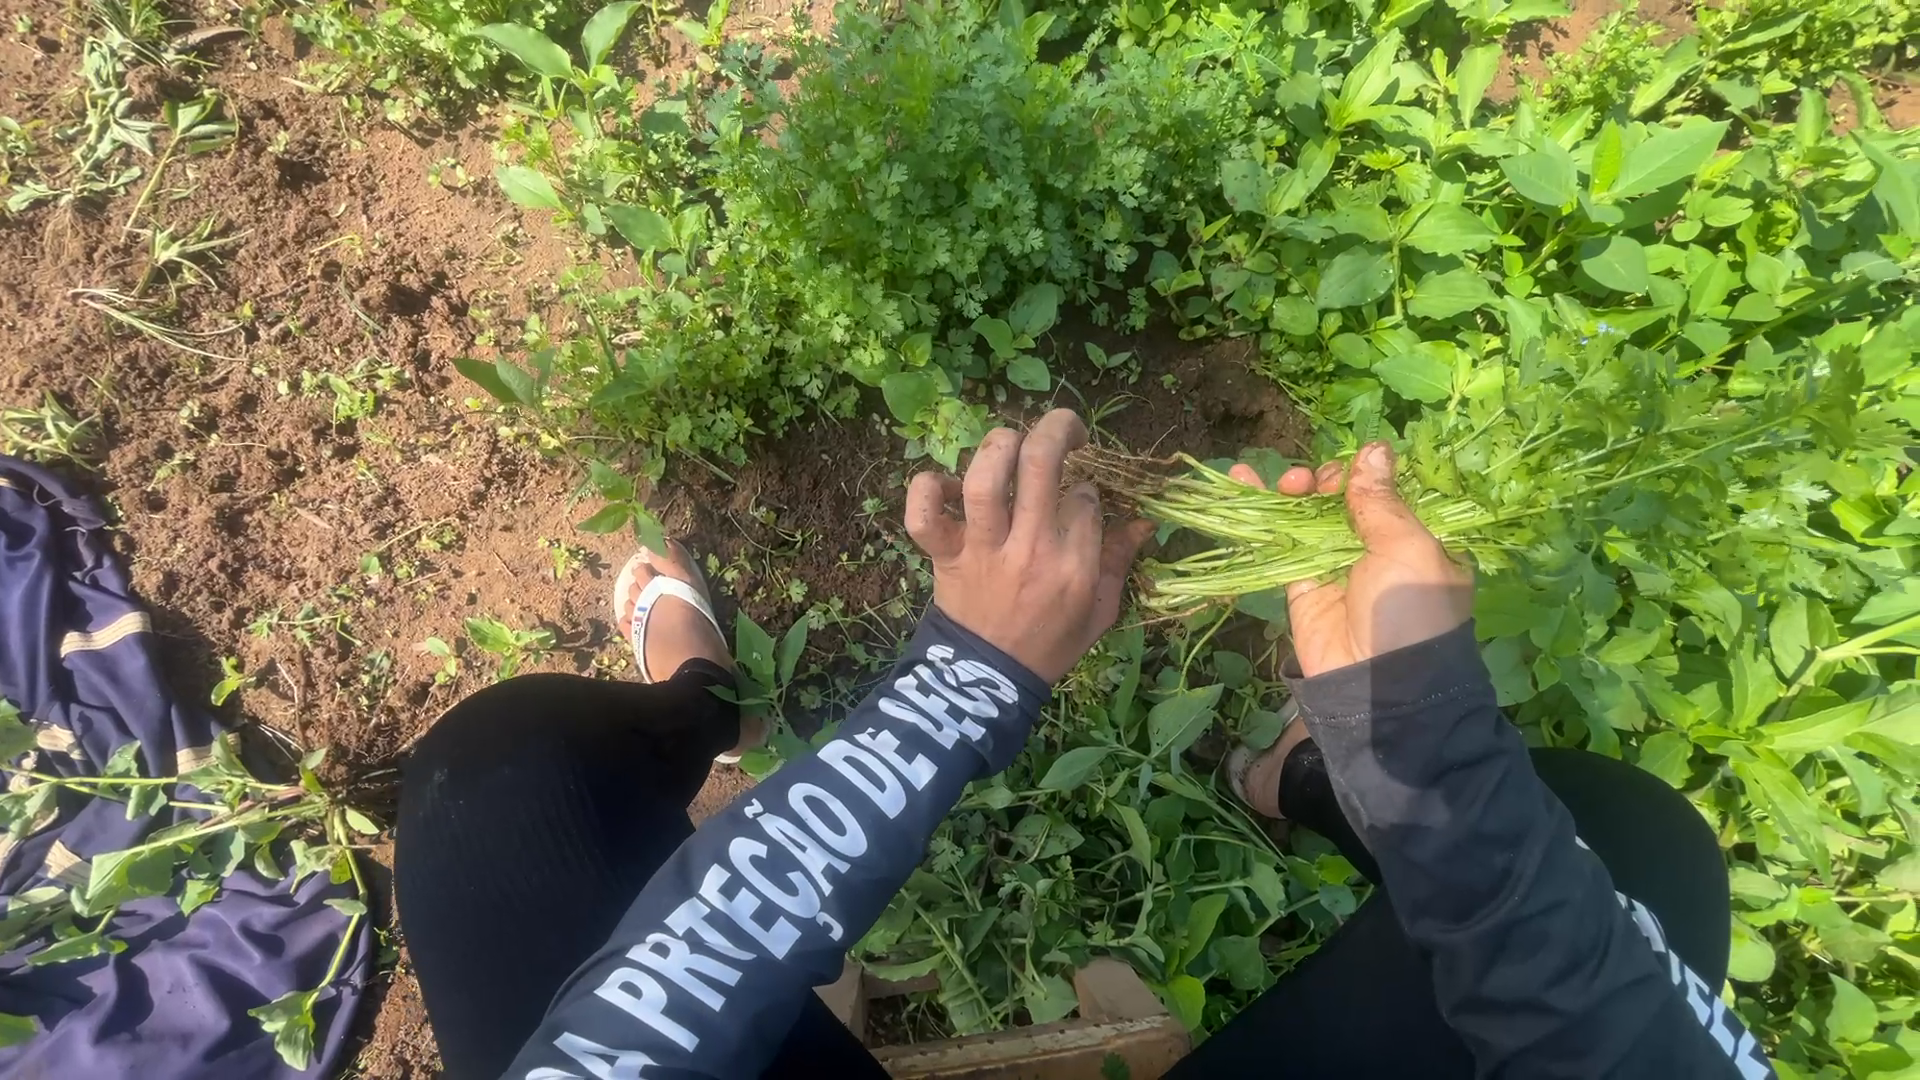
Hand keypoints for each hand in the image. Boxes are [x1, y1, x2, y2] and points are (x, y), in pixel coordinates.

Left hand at [905, 409, 1154, 682]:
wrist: (988, 679)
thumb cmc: (1049, 643)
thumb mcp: (1100, 612)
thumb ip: (1119, 563)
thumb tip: (1144, 521)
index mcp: (1074, 566)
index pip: (1085, 496)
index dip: (1086, 485)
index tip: (1078, 497)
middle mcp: (1030, 548)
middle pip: (1041, 464)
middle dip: (1057, 429)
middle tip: (1065, 430)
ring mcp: (983, 550)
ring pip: (985, 480)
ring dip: (998, 446)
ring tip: (1010, 444)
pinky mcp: (945, 555)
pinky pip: (924, 516)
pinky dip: (926, 489)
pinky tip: (945, 483)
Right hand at [1228, 442, 1471, 678]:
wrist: (1376, 682)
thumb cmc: (1408, 609)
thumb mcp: (1407, 548)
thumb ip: (1380, 501)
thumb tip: (1372, 448)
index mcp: (1412, 538)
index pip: (1380, 493)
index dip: (1356, 476)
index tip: (1341, 474)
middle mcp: (1371, 549)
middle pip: (1337, 501)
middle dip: (1318, 484)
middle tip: (1304, 483)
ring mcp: (1332, 566)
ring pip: (1304, 518)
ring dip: (1285, 493)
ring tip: (1266, 480)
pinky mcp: (1298, 584)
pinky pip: (1278, 545)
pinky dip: (1260, 519)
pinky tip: (1240, 489)